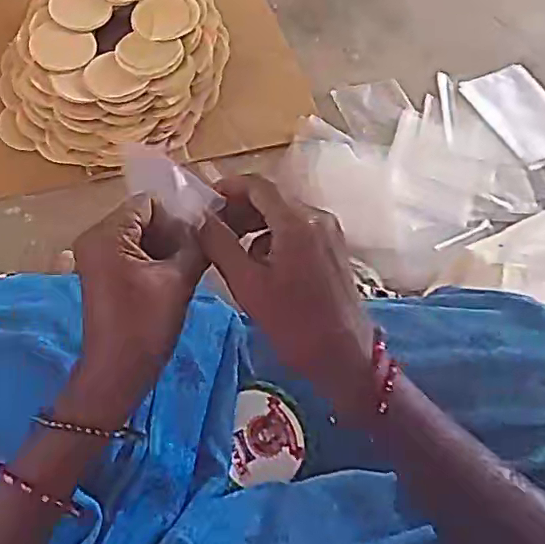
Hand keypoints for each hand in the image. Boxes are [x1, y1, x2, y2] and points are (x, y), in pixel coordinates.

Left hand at [64, 195, 208, 426]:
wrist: (116, 375)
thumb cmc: (145, 326)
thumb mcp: (178, 280)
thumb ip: (196, 244)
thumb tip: (211, 224)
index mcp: (106, 234)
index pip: (148, 203)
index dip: (177, 215)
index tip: (201, 235)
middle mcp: (94, 237)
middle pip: (142, 216)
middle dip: (172, 231)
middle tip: (198, 251)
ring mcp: (94, 255)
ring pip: (139, 234)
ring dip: (165, 246)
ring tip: (189, 265)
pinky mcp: (101, 271)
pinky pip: (131, 250)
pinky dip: (153, 258)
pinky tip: (173, 275)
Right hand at [197, 175, 378, 418]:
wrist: (344, 358)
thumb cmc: (293, 322)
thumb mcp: (247, 284)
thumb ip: (219, 244)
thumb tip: (200, 218)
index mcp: (296, 221)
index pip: (257, 185)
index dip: (227, 188)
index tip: (204, 202)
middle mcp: (317, 217)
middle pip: (271, 197)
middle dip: (238, 208)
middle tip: (212, 229)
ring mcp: (329, 232)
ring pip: (283, 214)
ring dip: (254, 223)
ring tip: (230, 247)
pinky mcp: (333, 248)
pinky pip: (296, 229)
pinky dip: (273, 236)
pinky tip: (258, 263)